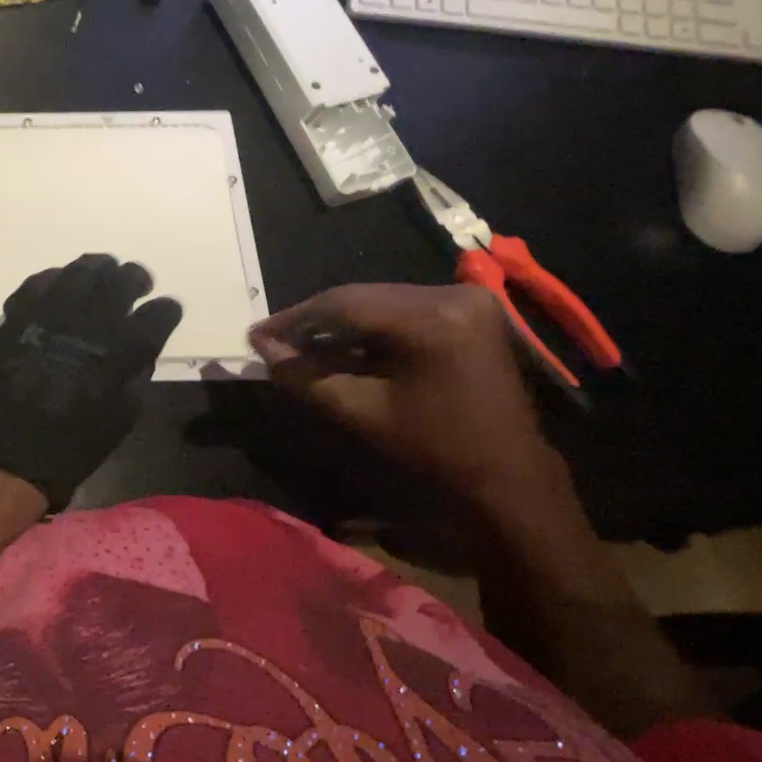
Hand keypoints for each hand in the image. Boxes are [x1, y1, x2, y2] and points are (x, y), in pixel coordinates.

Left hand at [0, 255, 182, 510]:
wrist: (7, 457)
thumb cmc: (70, 448)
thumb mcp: (121, 418)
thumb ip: (136, 376)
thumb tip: (142, 350)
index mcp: (122, 352)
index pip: (158, 314)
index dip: (166, 310)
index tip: (165, 310)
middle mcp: (88, 325)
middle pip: (120, 281)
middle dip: (134, 278)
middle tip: (136, 282)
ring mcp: (48, 318)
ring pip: (78, 273)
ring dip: (95, 269)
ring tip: (100, 273)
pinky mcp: (15, 321)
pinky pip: (34, 285)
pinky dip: (50, 279)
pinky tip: (59, 284)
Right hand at [247, 283, 560, 500]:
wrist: (505, 466)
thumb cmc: (432, 444)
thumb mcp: (359, 411)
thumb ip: (305, 376)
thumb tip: (262, 348)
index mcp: (431, 319)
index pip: (344, 304)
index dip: (293, 318)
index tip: (256, 335)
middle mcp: (452, 295)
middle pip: (362, 297)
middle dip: (312, 319)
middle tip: (272, 341)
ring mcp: (467, 298)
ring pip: (379, 300)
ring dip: (337, 322)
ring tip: (301, 346)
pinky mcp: (469, 309)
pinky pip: (402, 308)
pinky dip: (367, 326)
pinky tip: (341, 346)